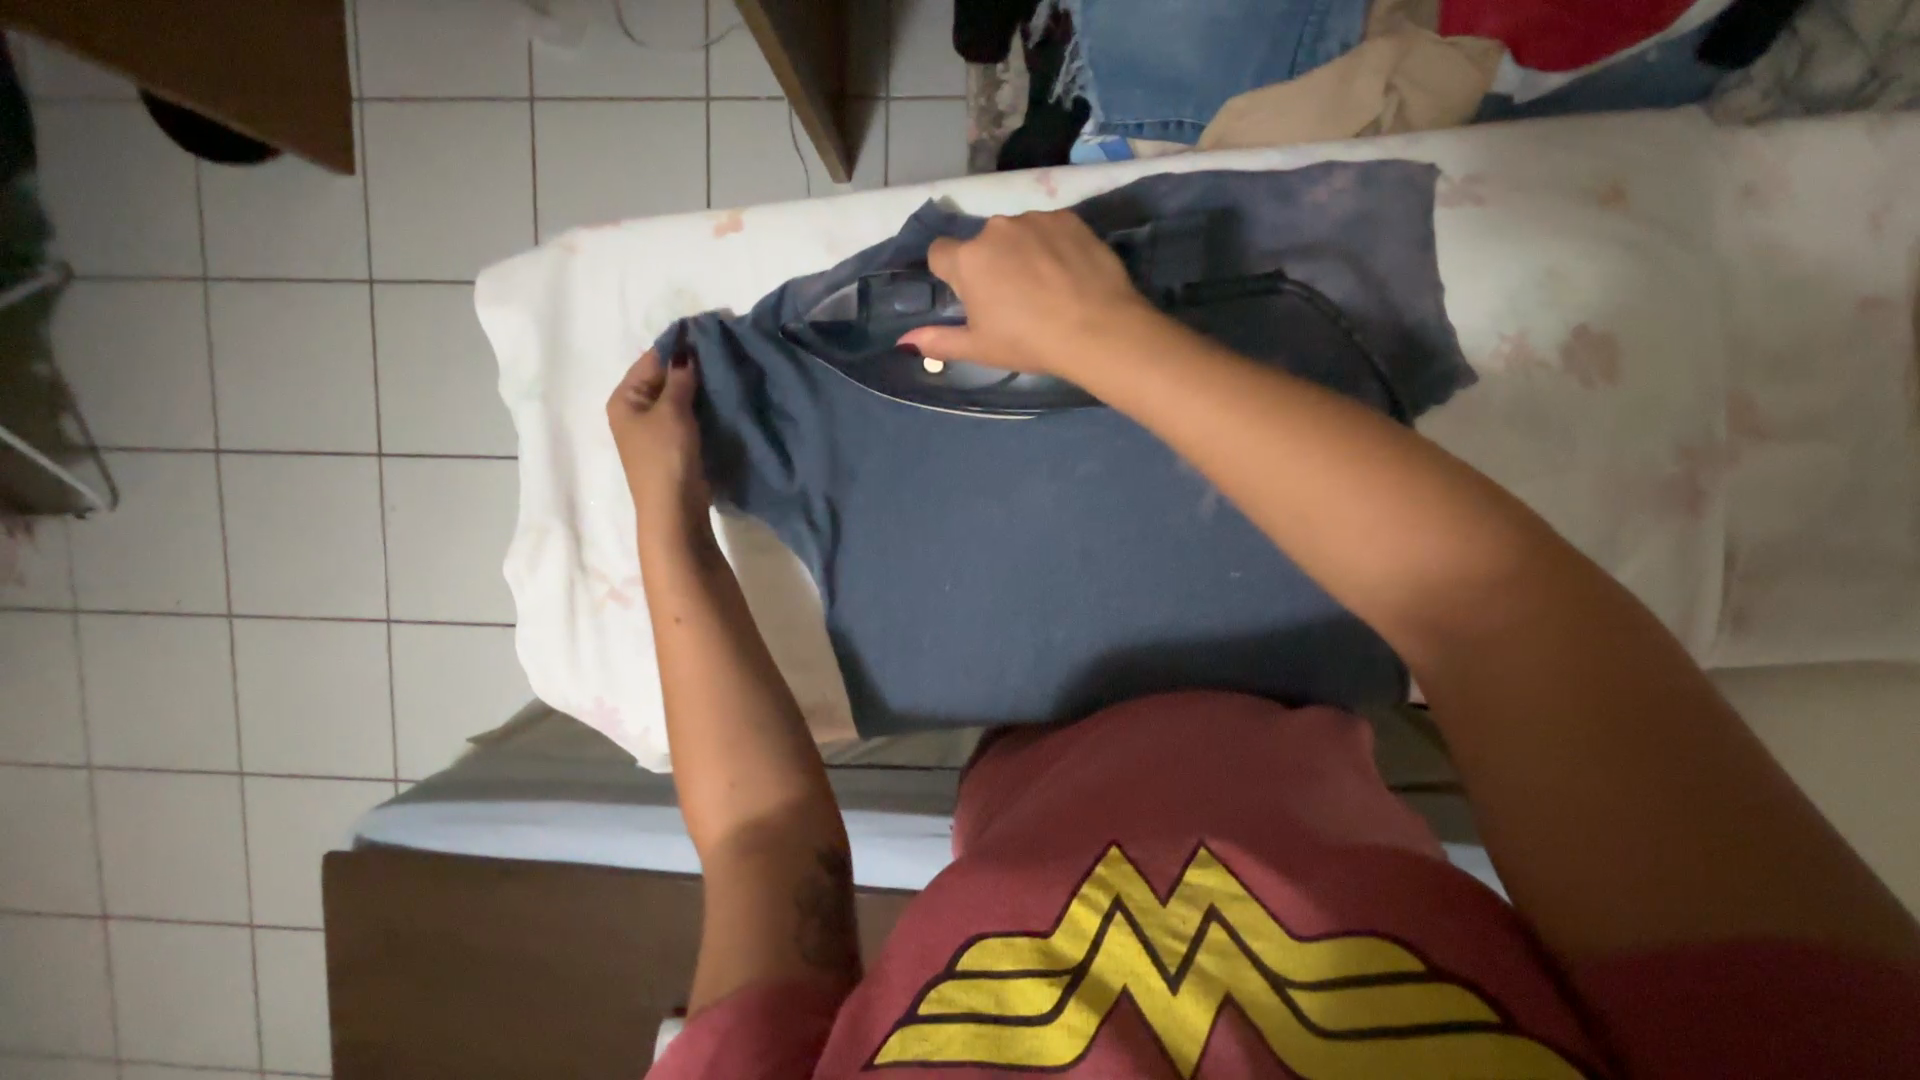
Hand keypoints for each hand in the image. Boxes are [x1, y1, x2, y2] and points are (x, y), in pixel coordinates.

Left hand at [607, 347, 710, 535]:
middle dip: (691, 364)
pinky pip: (688, 414)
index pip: (651, 359)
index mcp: (624, 398)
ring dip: (699, 385)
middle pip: (663, 377)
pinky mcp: (673, 444)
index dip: (678, 344)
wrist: (674, 510)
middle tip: (724, 348)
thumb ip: (681, 378)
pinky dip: (702, 405)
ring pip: (678, 396)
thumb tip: (686, 350)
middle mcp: (634, 410)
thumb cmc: (666, 457)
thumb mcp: (672, 411)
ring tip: (728, 368)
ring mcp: (654, 429)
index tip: (709, 329)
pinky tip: (723, 396)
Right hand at [897, 211, 1156, 375]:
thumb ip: (939, 340)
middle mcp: (996, 229)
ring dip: (1023, 252)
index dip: (951, 275)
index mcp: (968, 259)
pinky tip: (1069, 273)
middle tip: (1015, 300)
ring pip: (1017, 234)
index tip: (971, 296)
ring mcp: (1035, 219)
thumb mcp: (980, 348)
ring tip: (1047, 286)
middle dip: (991, 264)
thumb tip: (903, 342)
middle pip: (982, 244)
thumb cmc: (1030, 342)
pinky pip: (1050, 228)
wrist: (1098, 329)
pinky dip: (1053, 245)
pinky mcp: (1069, 217)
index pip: (940, 253)